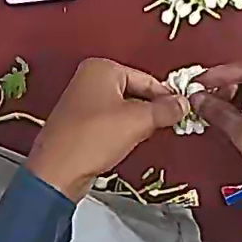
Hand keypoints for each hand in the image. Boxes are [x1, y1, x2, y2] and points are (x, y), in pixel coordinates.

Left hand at [27, 58, 188, 202]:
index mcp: (102, 69)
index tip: (182, 111)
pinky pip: (112, 119)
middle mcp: (90, 79)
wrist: (57, 172)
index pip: (147, 79)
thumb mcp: (137, 121)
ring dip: (140, 121)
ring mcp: (83, 100)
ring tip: (148, 134)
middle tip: (170, 125)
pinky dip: (125, 129)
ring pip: (125, 107)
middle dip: (153, 109)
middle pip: (136, 91)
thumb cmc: (92, 139)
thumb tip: (184, 103)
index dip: (167, 97)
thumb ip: (165, 110)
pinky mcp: (81, 122)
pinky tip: (129, 141)